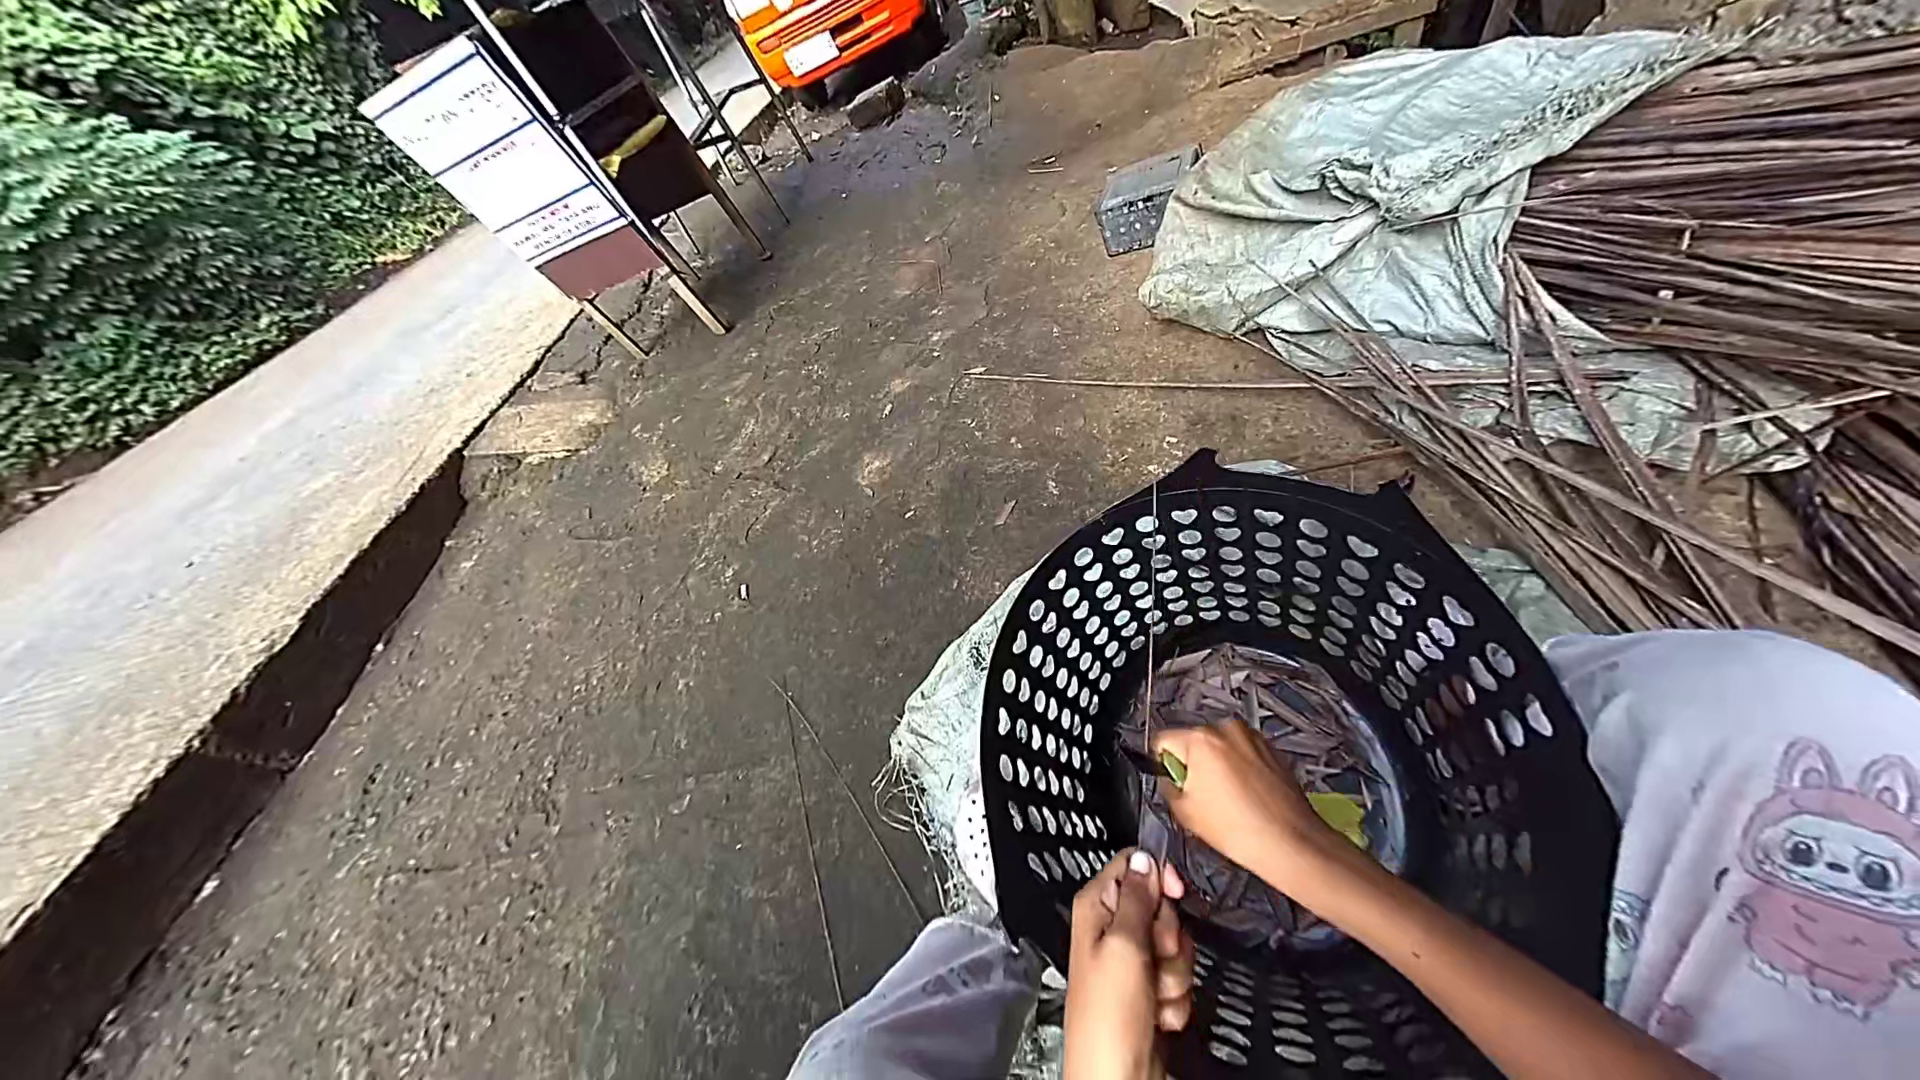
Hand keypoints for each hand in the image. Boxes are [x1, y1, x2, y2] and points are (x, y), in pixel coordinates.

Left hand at [1064, 849, 1193, 1079]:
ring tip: (1152, 994)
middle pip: (1160, 906)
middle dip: (1168, 936)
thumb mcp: (1124, 945)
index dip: (1158, 877)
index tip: (1174, 896)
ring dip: (1174, 973)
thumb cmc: (1110, 1014)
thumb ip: (1138, 898)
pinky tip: (1159, 1015)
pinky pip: (1178, 978)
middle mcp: (1112, 928)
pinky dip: (1175, 998)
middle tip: (1153, 957)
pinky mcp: (1150, 989)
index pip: (1133, 865)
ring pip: (1175, 945)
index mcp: (1096, 906)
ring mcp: (1132, 960)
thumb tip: (1144, 855)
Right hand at [1152, 721, 1349, 892]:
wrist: (1291, 844)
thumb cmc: (1242, 830)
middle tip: (1201, 795)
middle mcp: (1226, 729)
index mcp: (1200, 739)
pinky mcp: (1271, 750)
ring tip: (1227, 798)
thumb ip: (1167, 787)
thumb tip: (1168, 780)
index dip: (1163, 763)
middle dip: (1193, 764)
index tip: (1172, 779)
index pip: (1162, 740)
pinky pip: (1242, 752)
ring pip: (1219, 746)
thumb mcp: (1184, 812)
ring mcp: (1251, 738)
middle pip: (1192, 741)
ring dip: (1217, 764)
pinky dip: (1240, 768)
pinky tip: (1245, 795)